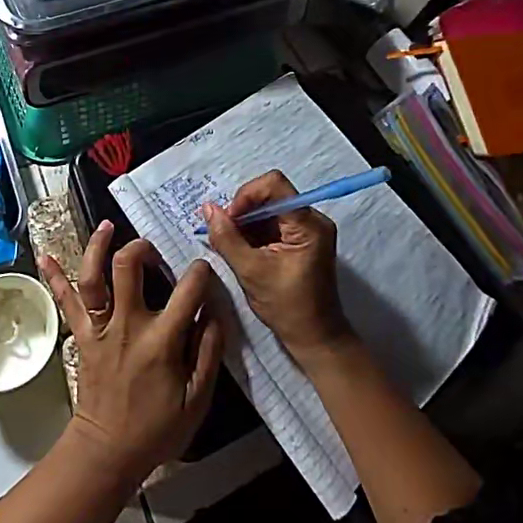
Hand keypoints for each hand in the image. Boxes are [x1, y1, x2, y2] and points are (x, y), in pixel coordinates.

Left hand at [37, 221, 222, 481]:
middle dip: (141, 248)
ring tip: (108, 226)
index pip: (187, 291)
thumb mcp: (197, 399)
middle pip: (127, 269)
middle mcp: (127, 325)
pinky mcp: (82, 336)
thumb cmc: (156, 429)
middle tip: (152, 250)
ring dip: (98, 247)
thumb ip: (208, 352)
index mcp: (161, 341)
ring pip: (93, 277)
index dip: (200, 273)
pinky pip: (66, 301)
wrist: (107, 452)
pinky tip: (45, 255)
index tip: (204, 271)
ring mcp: (99, 328)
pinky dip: (55, 277)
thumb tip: (214, 313)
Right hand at [202, 170, 353, 364]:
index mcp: (308, 224)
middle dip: (243, 211)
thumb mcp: (250, 272)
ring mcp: (308, 230)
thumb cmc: (288, 307)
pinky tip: (242, 250)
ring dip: (246, 223)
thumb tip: (208, 209)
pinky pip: (272, 224)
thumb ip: (227, 238)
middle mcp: (312, 219)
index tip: (229, 218)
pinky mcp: (300, 240)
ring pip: (268, 209)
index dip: (246, 195)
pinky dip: (254, 233)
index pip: (275, 185)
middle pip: (270, 195)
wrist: (314, 338)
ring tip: (231, 245)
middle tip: (224, 234)